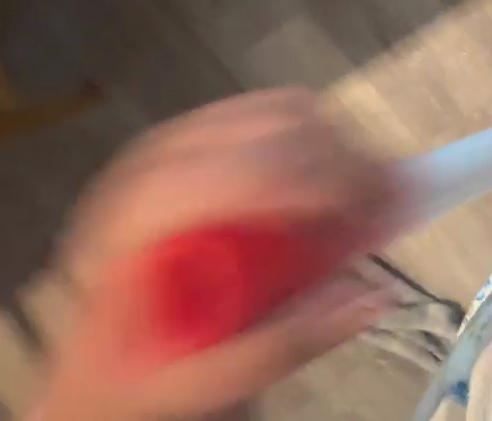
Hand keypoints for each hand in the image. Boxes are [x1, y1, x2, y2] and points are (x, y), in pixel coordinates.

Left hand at [33, 90, 399, 420]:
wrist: (95, 366)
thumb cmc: (136, 378)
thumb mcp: (205, 383)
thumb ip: (287, 343)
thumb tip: (380, 295)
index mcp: (139, 218)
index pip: (249, 172)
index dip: (326, 181)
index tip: (381, 210)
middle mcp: (156, 163)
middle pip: (278, 130)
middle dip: (350, 163)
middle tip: (396, 204)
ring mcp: (178, 141)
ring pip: (286, 110)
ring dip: (342, 146)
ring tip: (371, 195)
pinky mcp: (202, 134)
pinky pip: (280, 107)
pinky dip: (323, 133)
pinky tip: (337, 177)